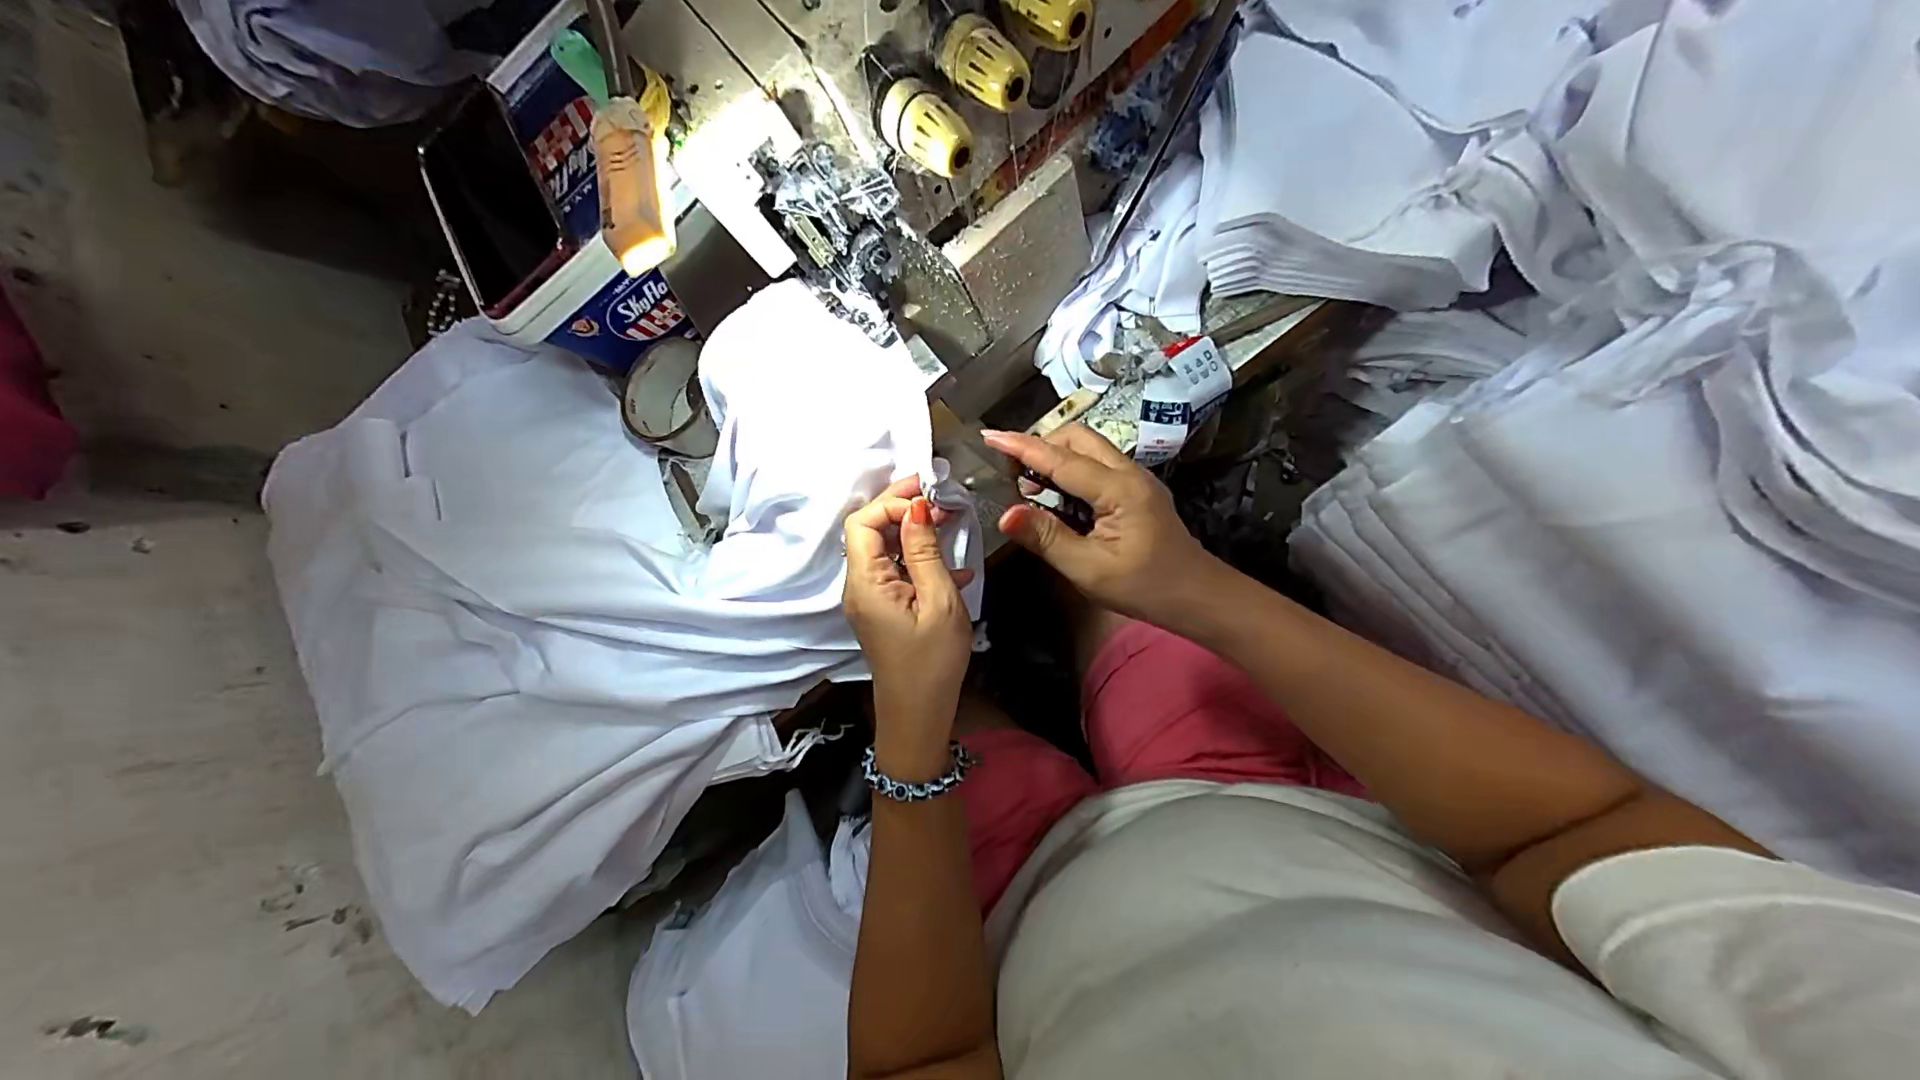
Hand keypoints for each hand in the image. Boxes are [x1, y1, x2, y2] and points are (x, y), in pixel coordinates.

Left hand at [842, 476, 975, 779]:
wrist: (919, 715)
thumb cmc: (933, 663)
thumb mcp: (939, 601)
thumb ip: (925, 551)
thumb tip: (918, 507)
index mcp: (866, 582)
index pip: (863, 523)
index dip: (893, 503)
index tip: (930, 499)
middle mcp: (859, 586)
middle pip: (869, 532)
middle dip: (902, 509)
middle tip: (940, 496)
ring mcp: (869, 599)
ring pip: (884, 550)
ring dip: (915, 532)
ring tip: (950, 521)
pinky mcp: (882, 610)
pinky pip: (895, 573)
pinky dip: (919, 560)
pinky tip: (954, 566)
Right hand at [982, 424, 1228, 629]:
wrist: (1198, 597)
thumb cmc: (1145, 588)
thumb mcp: (1089, 570)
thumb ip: (1047, 539)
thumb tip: (1005, 515)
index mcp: (1119, 489)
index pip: (1061, 460)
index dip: (1022, 447)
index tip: (989, 436)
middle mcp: (1129, 473)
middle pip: (1078, 439)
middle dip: (1041, 445)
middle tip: (1011, 471)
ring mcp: (1136, 479)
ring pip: (1089, 449)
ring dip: (1056, 458)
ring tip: (1029, 487)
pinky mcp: (1137, 490)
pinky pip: (1098, 466)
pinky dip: (1071, 471)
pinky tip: (1058, 499)